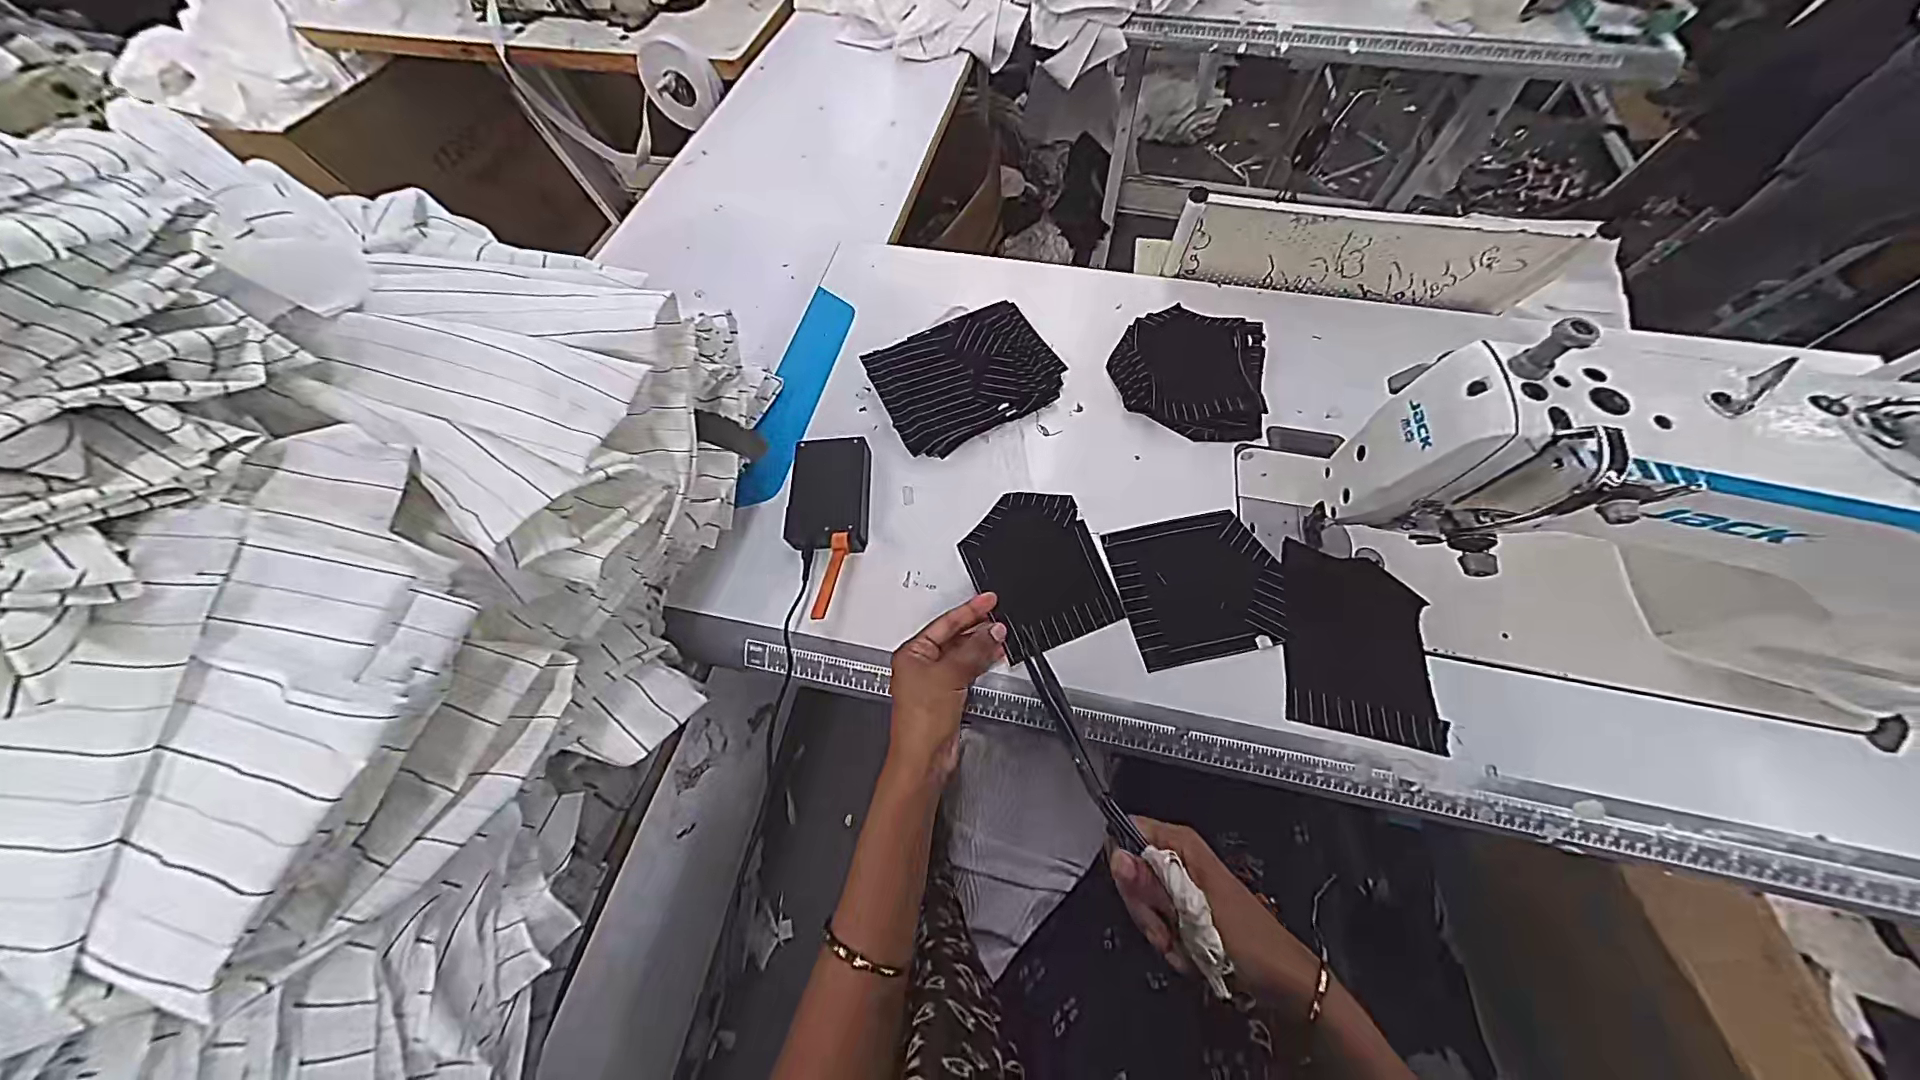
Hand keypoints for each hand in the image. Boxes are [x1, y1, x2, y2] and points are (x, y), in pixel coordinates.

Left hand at [887, 593, 1005, 781]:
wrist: (924, 758)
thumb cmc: (920, 723)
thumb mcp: (949, 675)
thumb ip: (973, 651)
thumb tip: (991, 631)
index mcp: (912, 653)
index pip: (944, 623)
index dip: (968, 610)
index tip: (987, 600)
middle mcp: (920, 665)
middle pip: (953, 637)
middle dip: (977, 627)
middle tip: (998, 617)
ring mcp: (934, 680)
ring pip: (962, 654)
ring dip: (981, 645)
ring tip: (1001, 635)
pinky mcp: (947, 695)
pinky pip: (967, 670)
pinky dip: (980, 662)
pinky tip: (992, 656)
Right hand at [1109, 816, 1322, 1008]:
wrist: (1284, 982)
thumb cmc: (1253, 941)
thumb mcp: (1196, 910)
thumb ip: (1152, 883)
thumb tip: (1118, 857)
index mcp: (1183, 844)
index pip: (1128, 833)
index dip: (1125, 866)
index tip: (1141, 895)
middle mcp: (1180, 860)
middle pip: (1131, 872)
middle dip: (1145, 909)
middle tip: (1168, 929)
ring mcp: (1181, 888)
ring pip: (1143, 903)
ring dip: (1158, 931)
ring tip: (1185, 946)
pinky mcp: (1184, 913)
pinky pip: (1157, 924)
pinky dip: (1169, 944)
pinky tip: (1189, 954)